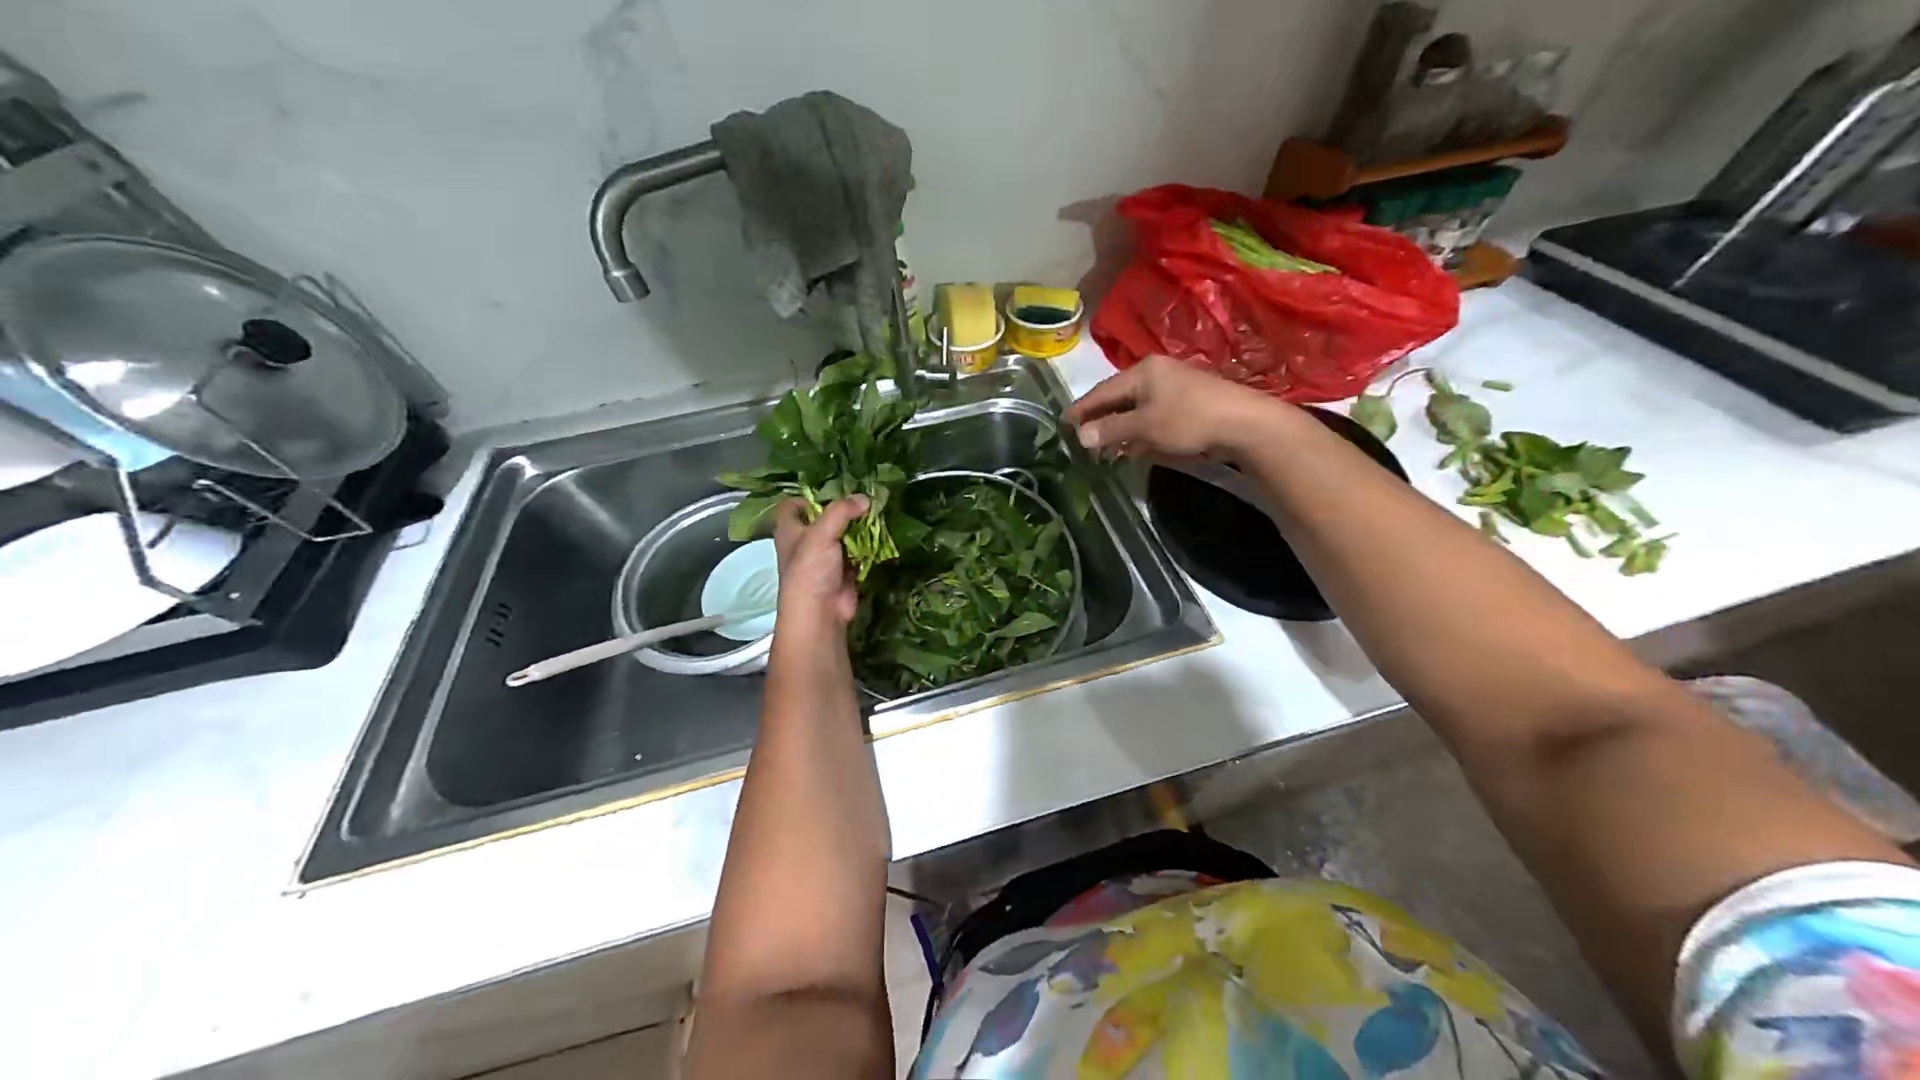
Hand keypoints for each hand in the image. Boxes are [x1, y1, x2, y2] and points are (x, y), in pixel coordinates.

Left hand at [772, 495, 867, 627]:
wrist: (820, 612)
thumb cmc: (810, 569)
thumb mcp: (822, 533)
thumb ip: (842, 511)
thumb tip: (866, 497)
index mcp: (790, 530)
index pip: (791, 506)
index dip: (807, 497)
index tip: (831, 491)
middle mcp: (805, 542)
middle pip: (822, 519)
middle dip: (842, 510)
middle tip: (863, 498)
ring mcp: (825, 558)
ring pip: (842, 535)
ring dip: (858, 528)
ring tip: (877, 512)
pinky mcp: (843, 571)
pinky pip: (857, 553)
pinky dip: (867, 546)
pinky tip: (881, 535)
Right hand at [1063, 355, 1283, 460]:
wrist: (1244, 423)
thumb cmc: (1188, 419)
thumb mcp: (1144, 426)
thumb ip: (1111, 429)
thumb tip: (1081, 436)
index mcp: (1142, 371)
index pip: (1102, 391)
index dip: (1081, 409)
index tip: (1062, 423)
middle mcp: (1156, 374)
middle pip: (1118, 398)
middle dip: (1100, 420)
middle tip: (1081, 440)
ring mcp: (1174, 389)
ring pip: (1136, 409)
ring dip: (1119, 429)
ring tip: (1102, 450)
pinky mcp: (1188, 405)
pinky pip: (1152, 416)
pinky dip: (1139, 431)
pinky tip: (1132, 448)